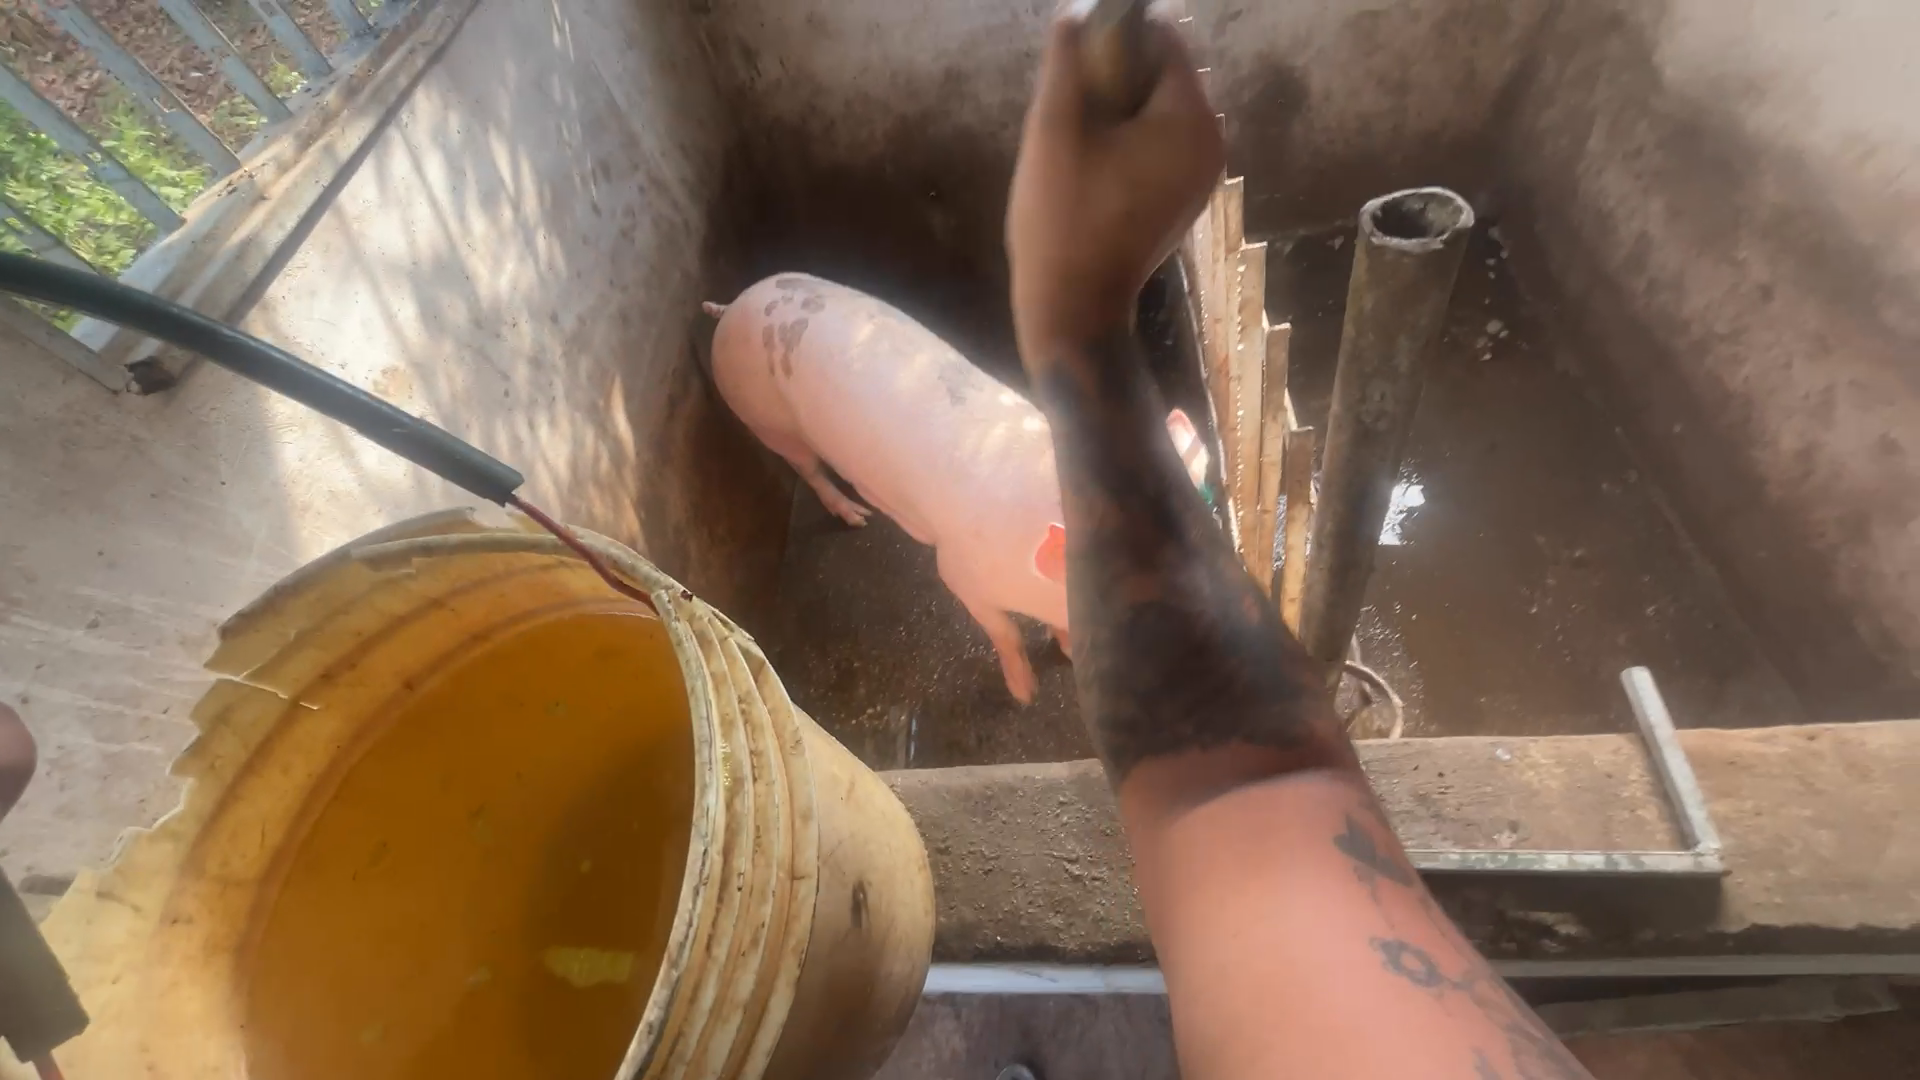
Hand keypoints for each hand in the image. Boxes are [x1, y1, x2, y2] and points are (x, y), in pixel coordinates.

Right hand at [1007, 11, 1223, 366]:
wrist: (1073, 309)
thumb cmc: (1061, 222)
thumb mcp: (1052, 132)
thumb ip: (1065, 63)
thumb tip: (1074, 14)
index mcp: (1190, 120)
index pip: (1162, 41)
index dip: (1114, 43)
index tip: (1074, 74)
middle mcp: (1211, 145)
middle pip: (1164, 79)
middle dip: (1116, 84)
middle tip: (1072, 122)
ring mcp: (1201, 180)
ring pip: (1159, 117)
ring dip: (1119, 118)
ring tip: (1078, 153)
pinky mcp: (1184, 205)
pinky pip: (1160, 153)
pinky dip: (1130, 149)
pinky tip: (1095, 177)